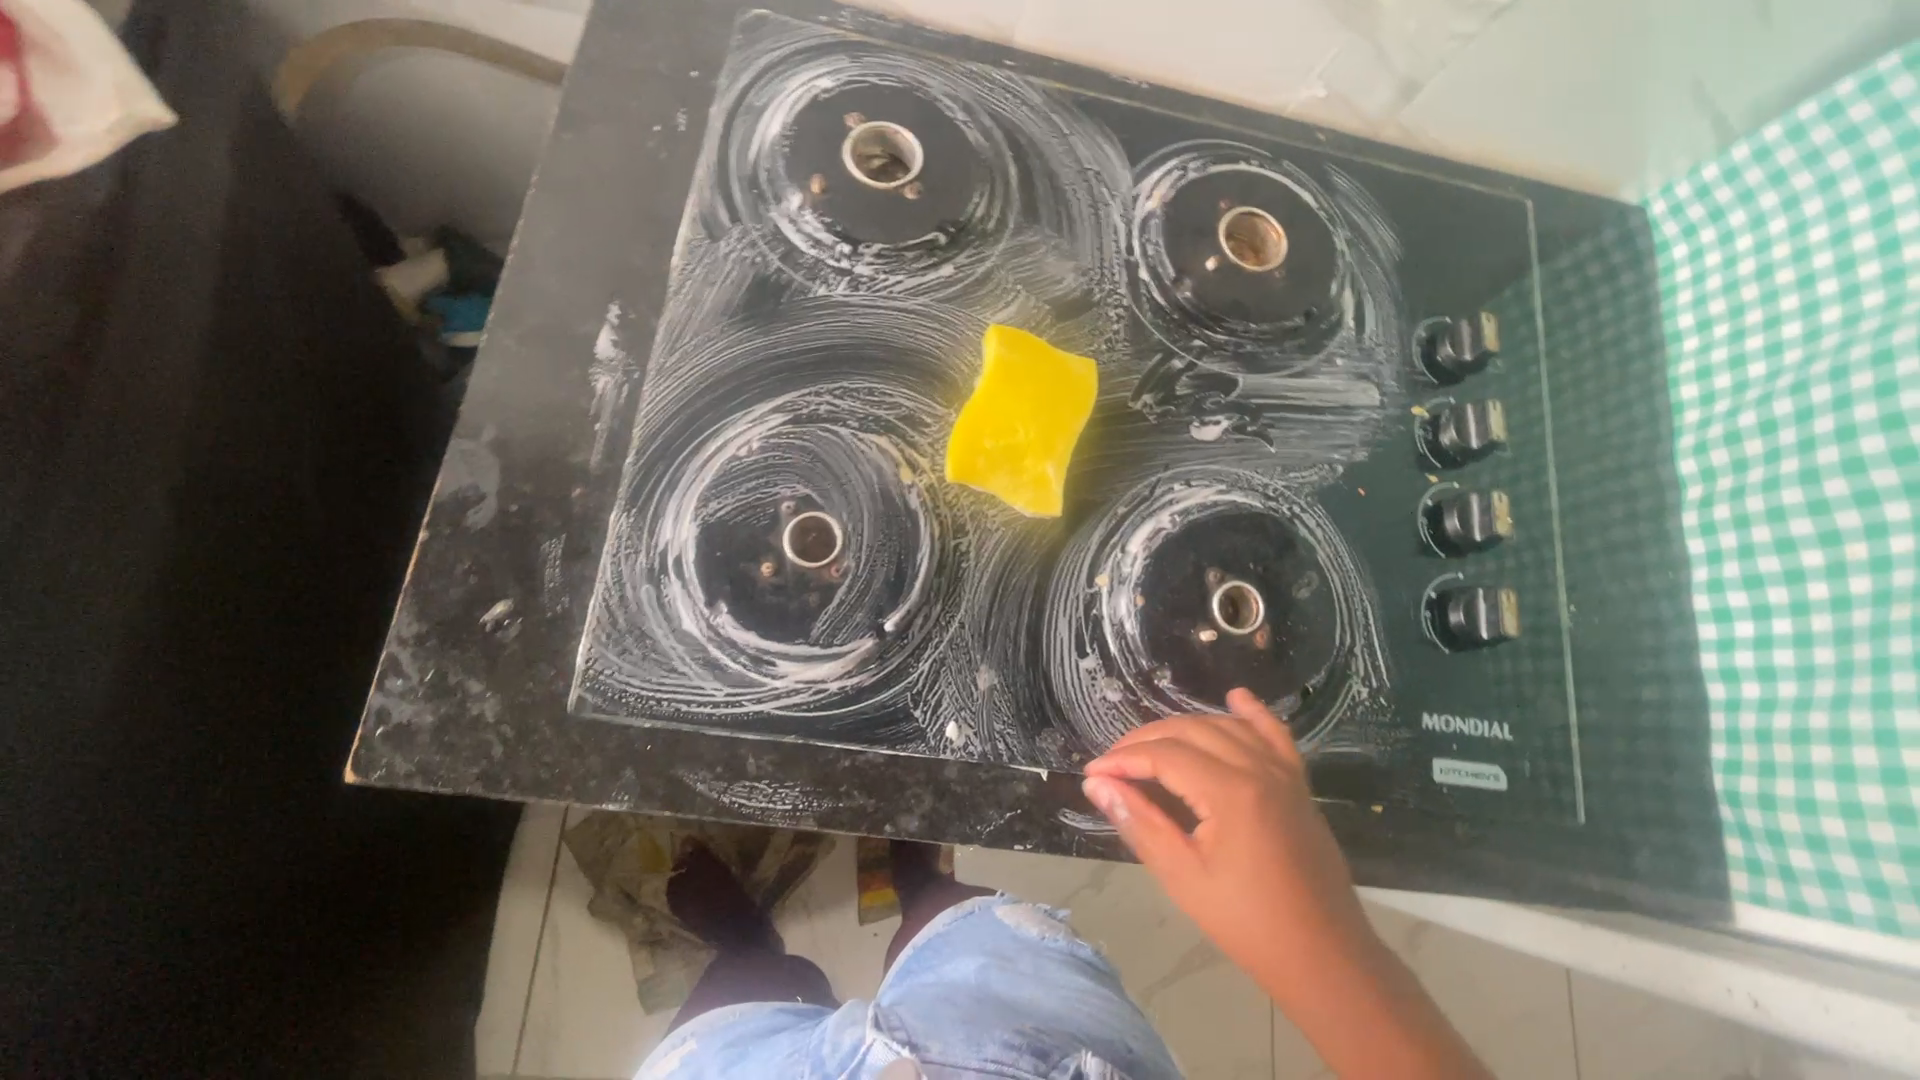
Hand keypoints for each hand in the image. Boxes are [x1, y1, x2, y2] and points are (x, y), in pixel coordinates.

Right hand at [1079, 688, 1373, 996]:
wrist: (1323, 956)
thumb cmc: (1246, 922)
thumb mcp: (1182, 876)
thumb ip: (1139, 823)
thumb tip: (1097, 785)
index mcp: (1230, 792)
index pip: (1164, 755)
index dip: (1123, 760)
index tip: (1093, 774)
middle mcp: (1258, 769)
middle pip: (1191, 731)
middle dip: (1145, 740)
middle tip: (1112, 764)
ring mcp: (1283, 773)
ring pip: (1226, 727)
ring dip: (1184, 727)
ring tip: (1148, 745)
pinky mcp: (1298, 785)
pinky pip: (1274, 735)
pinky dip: (1252, 714)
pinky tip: (1235, 698)